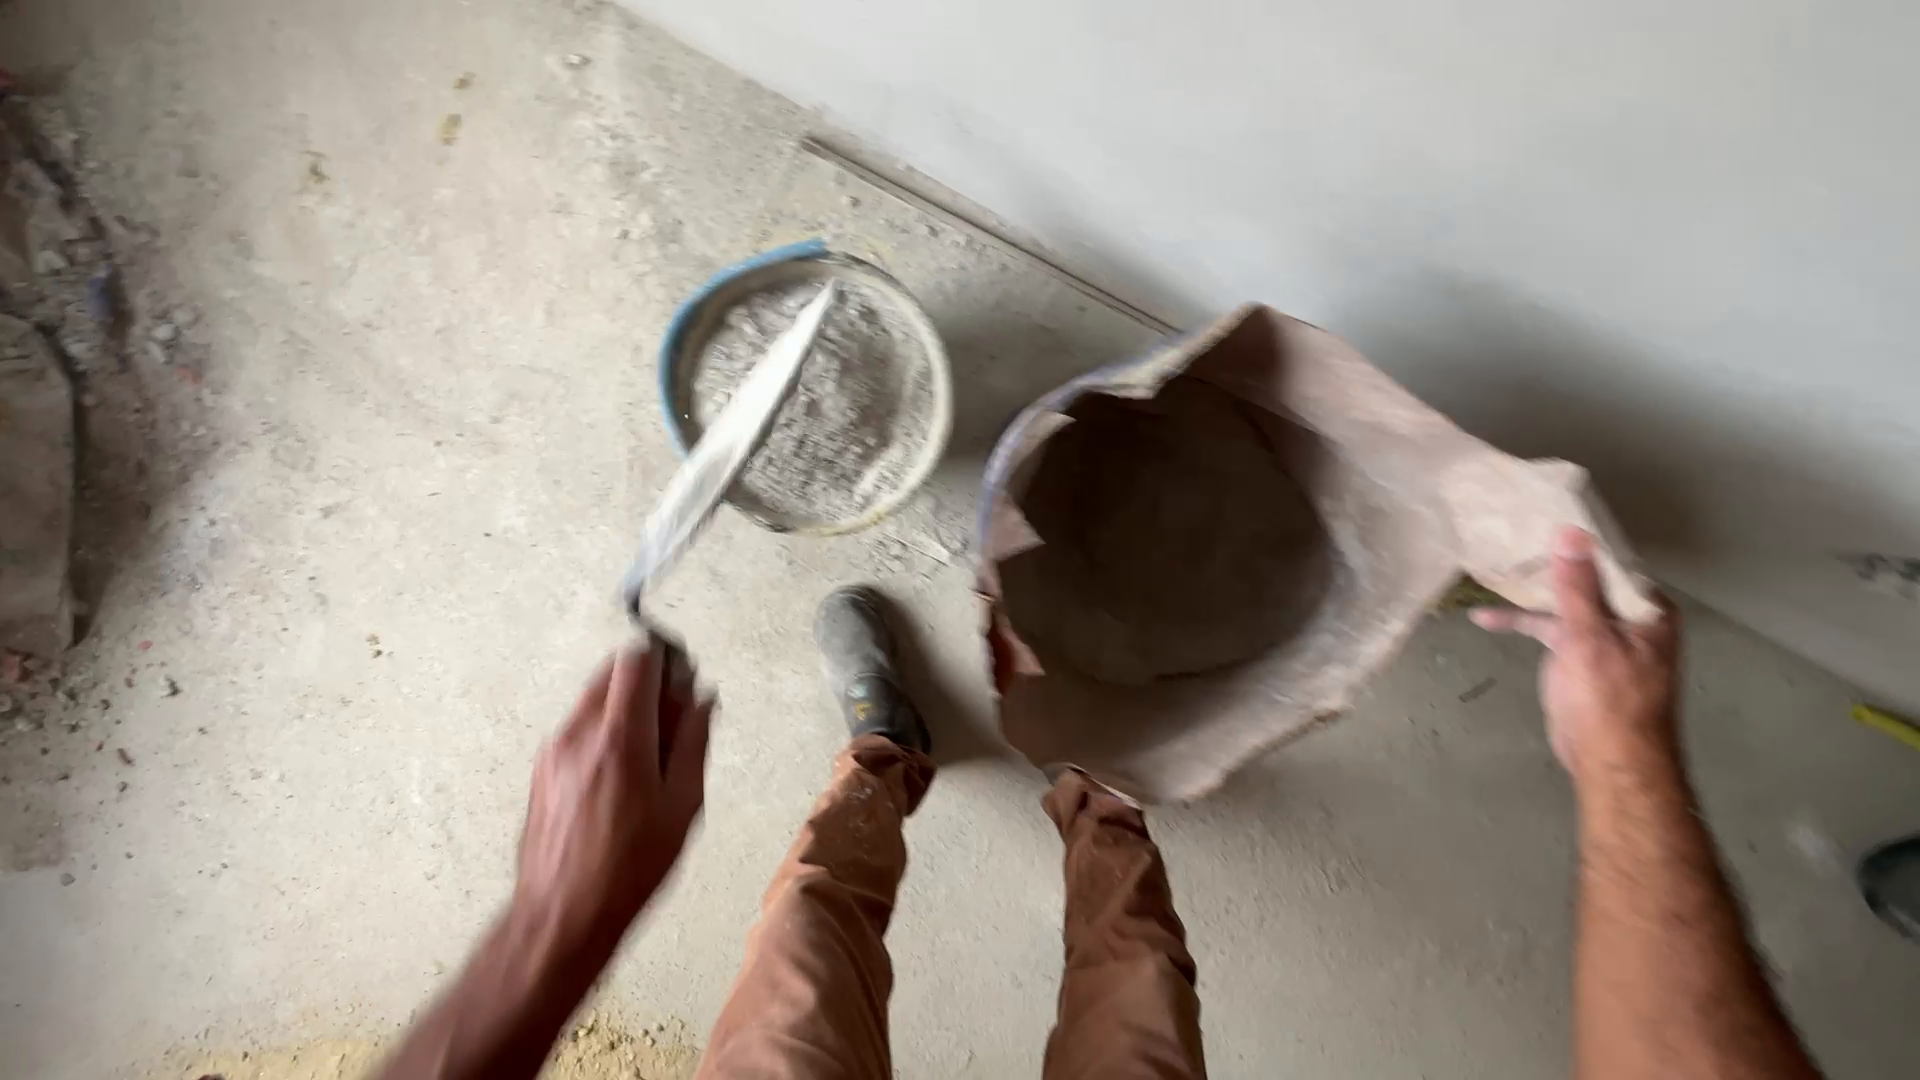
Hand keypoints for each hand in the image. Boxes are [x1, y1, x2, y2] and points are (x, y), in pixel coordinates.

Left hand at [514, 633, 713, 949]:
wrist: (560, 915)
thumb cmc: (632, 864)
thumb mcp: (683, 805)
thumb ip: (693, 741)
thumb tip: (702, 698)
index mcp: (620, 738)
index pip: (637, 660)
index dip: (667, 659)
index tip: (685, 684)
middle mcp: (580, 732)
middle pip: (614, 668)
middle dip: (648, 679)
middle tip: (674, 716)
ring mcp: (554, 748)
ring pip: (596, 694)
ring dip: (627, 702)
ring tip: (651, 750)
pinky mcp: (542, 766)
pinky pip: (581, 723)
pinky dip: (607, 726)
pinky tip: (623, 772)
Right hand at [1471, 526, 1679, 781]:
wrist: (1609, 758)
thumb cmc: (1606, 696)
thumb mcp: (1586, 636)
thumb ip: (1576, 585)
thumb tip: (1570, 533)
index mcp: (1646, 611)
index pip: (1613, 564)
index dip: (1579, 545)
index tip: (1542, 522)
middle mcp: (1630, 620)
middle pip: (1585, 583)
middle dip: (1548, 569)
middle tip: (1510, 543)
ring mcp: (1604, 641)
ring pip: (1563, 606)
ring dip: (1530, 598)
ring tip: (1492, 578)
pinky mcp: (1580, 660)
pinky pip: (1551, 630)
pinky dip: (1523, 624)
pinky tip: (1487, 621)